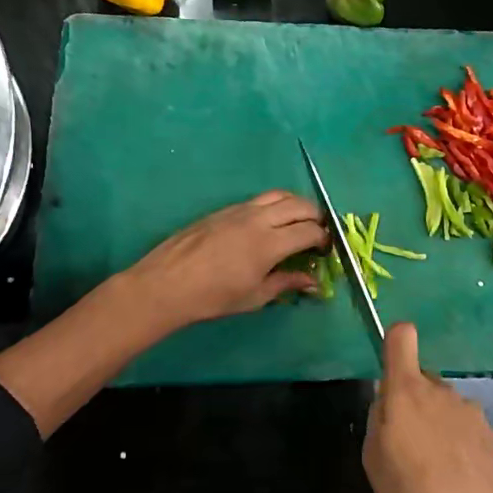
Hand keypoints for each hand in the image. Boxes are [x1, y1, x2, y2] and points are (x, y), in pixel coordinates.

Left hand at [118, 190, 328, 330]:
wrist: (168, 284)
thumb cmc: (213, 297)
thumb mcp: (255, 296)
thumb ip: (286, 283)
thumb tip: (312, 281)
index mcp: (269, 243)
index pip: (309, 231)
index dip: (323, 239)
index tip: (325, 250)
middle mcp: (259, 219)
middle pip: (299, 205)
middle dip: (316, 216)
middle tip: (318, 233)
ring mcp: (240, 210)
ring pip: (279, 195)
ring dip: (296, 205)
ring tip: (299, 221)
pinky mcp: (225, 209)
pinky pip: (259, 200)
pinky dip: (275, 205)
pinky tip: (270, 222)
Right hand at [365, 323, 492, 492]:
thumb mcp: (373, 463)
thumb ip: (379, 420)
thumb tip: (389, 402)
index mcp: (408, 392)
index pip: (402, 337)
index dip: (394, 341)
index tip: (389, 366)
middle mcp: (444, 392)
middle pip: (422, 381)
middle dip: (411, 402)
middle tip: (403, 447)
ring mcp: (474, 413)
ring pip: (445, 406)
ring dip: (436, 426)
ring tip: (432, 474)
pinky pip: (464, 428)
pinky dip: (457, 444)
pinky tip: (456, 483)